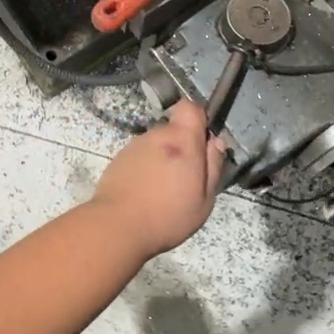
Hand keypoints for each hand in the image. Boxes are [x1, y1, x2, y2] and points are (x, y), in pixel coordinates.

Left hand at [90, 100, 225, 255]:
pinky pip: (140, 156)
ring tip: (162, 190)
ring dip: (162, 159)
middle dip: (181, 147)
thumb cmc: (168, 216)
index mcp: (182, 141)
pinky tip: (143, 192)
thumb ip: (213, 166)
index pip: (190, 107)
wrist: (117, 226)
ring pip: (156, 144)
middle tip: (184, 178)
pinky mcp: (118, 158)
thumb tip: (216, 142)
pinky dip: (145, 168)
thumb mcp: (204, 199)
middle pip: (173, 130)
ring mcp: (134, 146)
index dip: (198, 119)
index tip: (201, 142)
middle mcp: (157, 136)